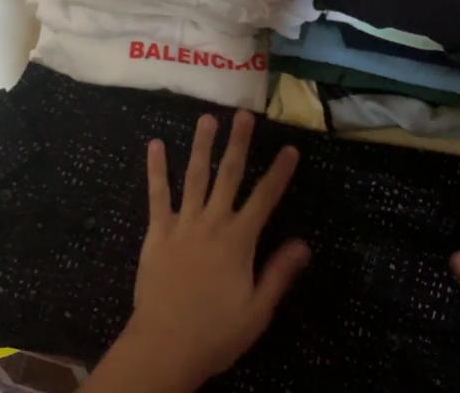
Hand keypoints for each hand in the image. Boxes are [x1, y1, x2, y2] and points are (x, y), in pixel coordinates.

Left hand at [86, 110, 308, 392]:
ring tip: (206, 118)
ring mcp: (183, 223)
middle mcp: (213, 222)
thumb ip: (279, 273)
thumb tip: (304, 243)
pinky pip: (157, 194)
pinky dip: (156, 169)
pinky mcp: (157, 231)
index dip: (279, 173)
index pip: (265, 198)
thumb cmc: (216, 332)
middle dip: (238, 143)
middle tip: (243, 114)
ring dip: (201, 145)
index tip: (290, 148)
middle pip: (229, 175)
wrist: (165, 345)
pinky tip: (155, 145)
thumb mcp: (258, 310)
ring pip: (195, 176)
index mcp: (239, 240)